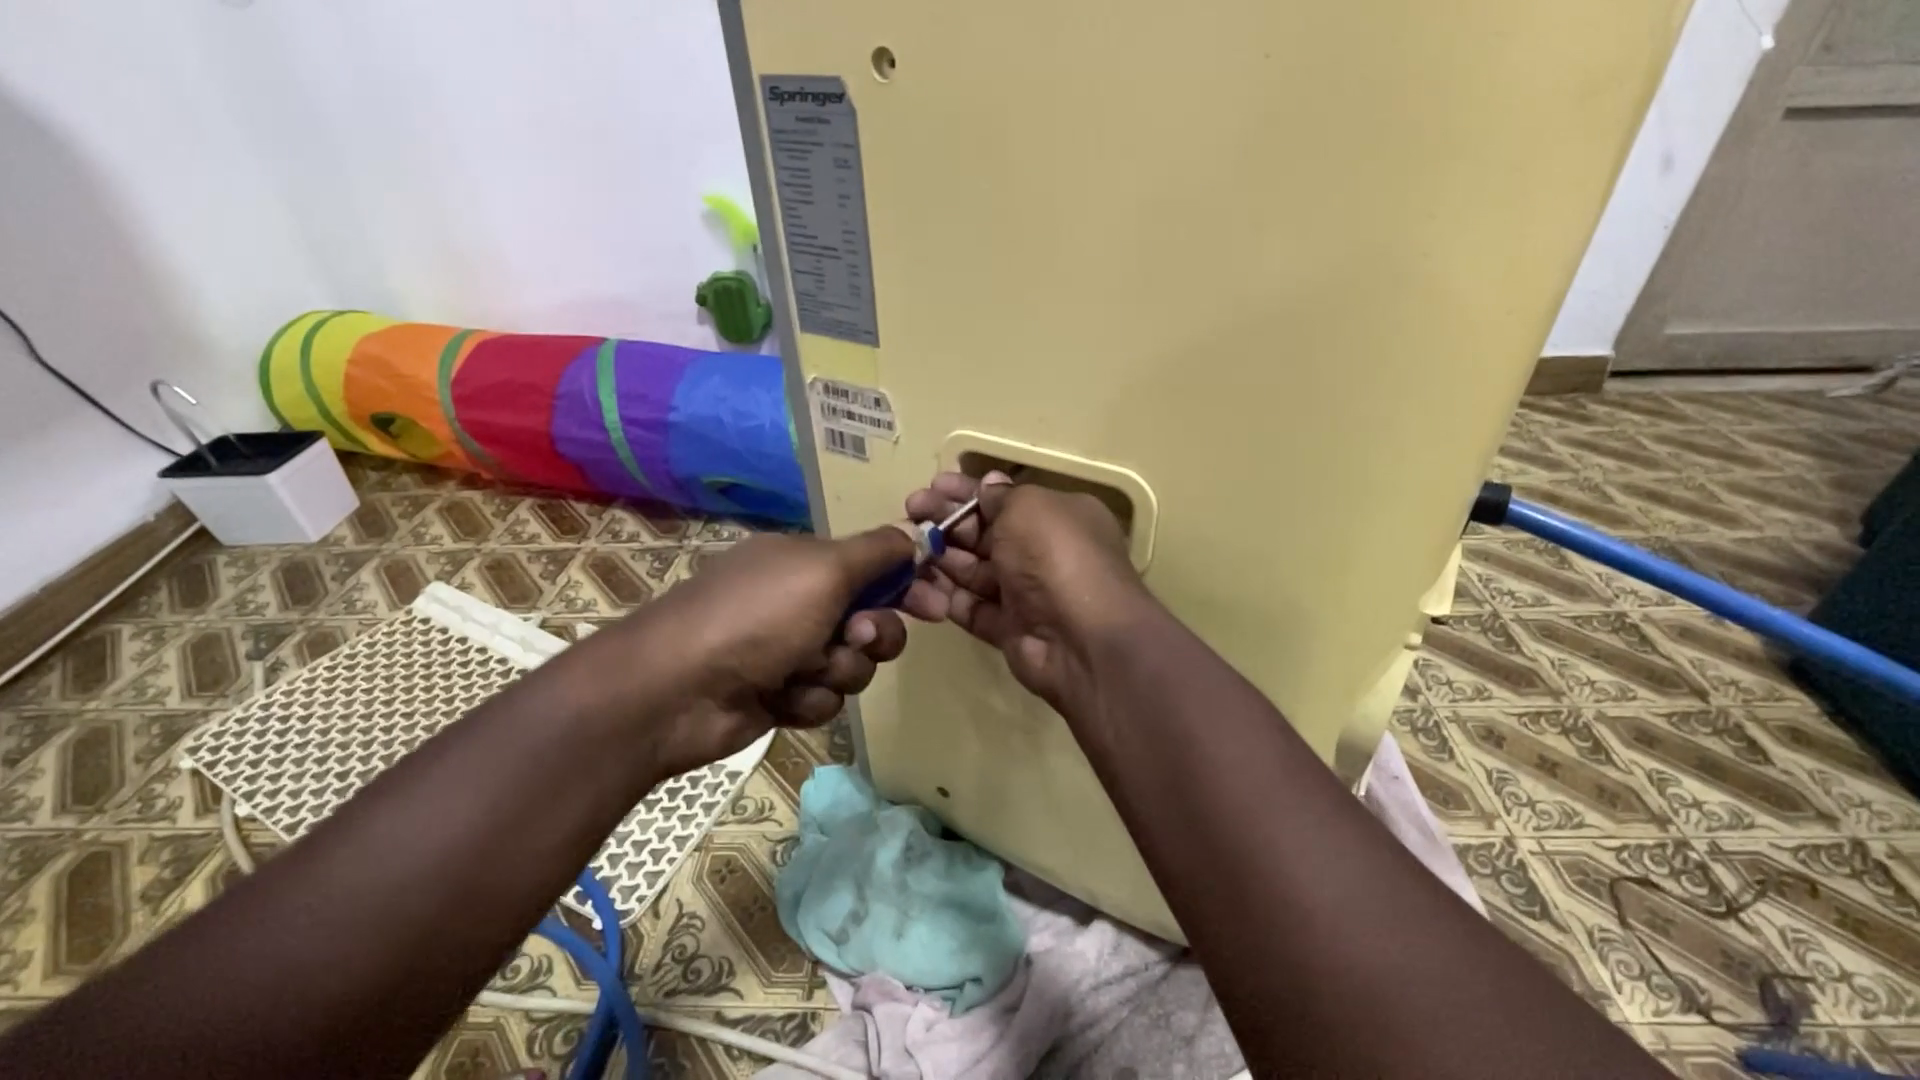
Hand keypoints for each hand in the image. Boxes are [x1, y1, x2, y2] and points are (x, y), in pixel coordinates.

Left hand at [584, 526, 917, 775]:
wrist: (677, 690)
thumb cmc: (756, 617)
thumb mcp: (824, 568)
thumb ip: (878, 551)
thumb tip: (915, 536)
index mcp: (804, 561)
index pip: (874, 565)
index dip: (908, 583)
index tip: (936, 604)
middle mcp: (798, 601)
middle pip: (872, 619)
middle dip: (873, 635)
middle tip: (855, 638)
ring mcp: (786, 650)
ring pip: (852, 665)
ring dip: (837, 671)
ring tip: (803, 672)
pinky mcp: (778, 694)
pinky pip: (824, 697)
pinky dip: (808, 699)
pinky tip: (781, 698)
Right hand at [903, 471, 1150, 708]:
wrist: (1081, 639)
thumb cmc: (1056, 556)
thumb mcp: (1028, 507)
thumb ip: (1001, 496)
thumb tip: (987, 486)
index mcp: (1058, 517)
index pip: (1006, 499)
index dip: (967, 492)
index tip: (932, 485)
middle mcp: (1044, 553)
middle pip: (986, 533)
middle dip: (947, 522)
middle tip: (911, 513)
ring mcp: (1027, 594)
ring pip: (975, 571)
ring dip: (941, 557)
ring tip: (907, 547)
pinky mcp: (1010, 630)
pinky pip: (973, 608)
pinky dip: (947, 596)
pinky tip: (918, 583)